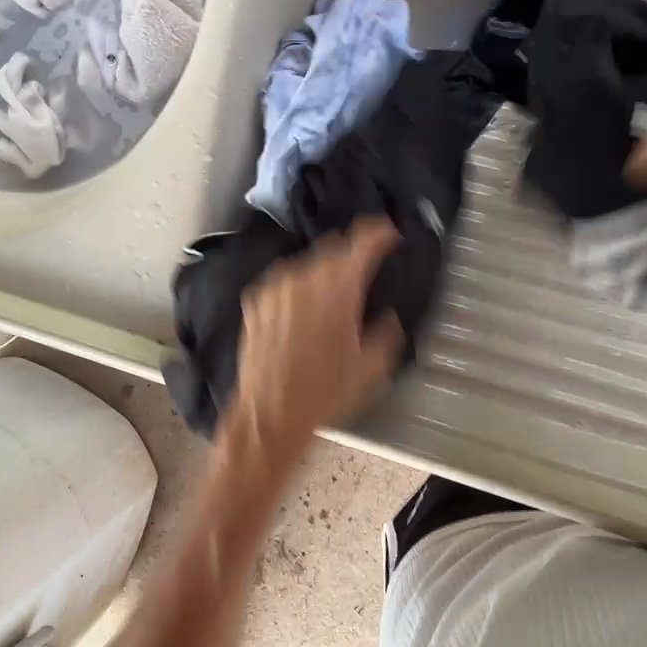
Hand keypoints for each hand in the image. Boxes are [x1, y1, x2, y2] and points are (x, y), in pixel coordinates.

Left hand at [230, 217, 405, 457]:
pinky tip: (301, 310)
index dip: (380, 232)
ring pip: (306, 263)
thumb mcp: (370, 365)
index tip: (390, 234)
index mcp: (339, 287)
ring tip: (330, 295)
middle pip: (334, 247)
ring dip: (322, 271)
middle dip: (351, 253)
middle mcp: (305, 277)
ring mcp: (276, 286)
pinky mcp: (255, 299)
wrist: (268, 414)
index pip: (363, 240)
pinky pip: (283, 281)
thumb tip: (386, 313)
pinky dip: (296, 287)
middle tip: (363, 270)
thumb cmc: (324, 393)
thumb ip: (385, 329)